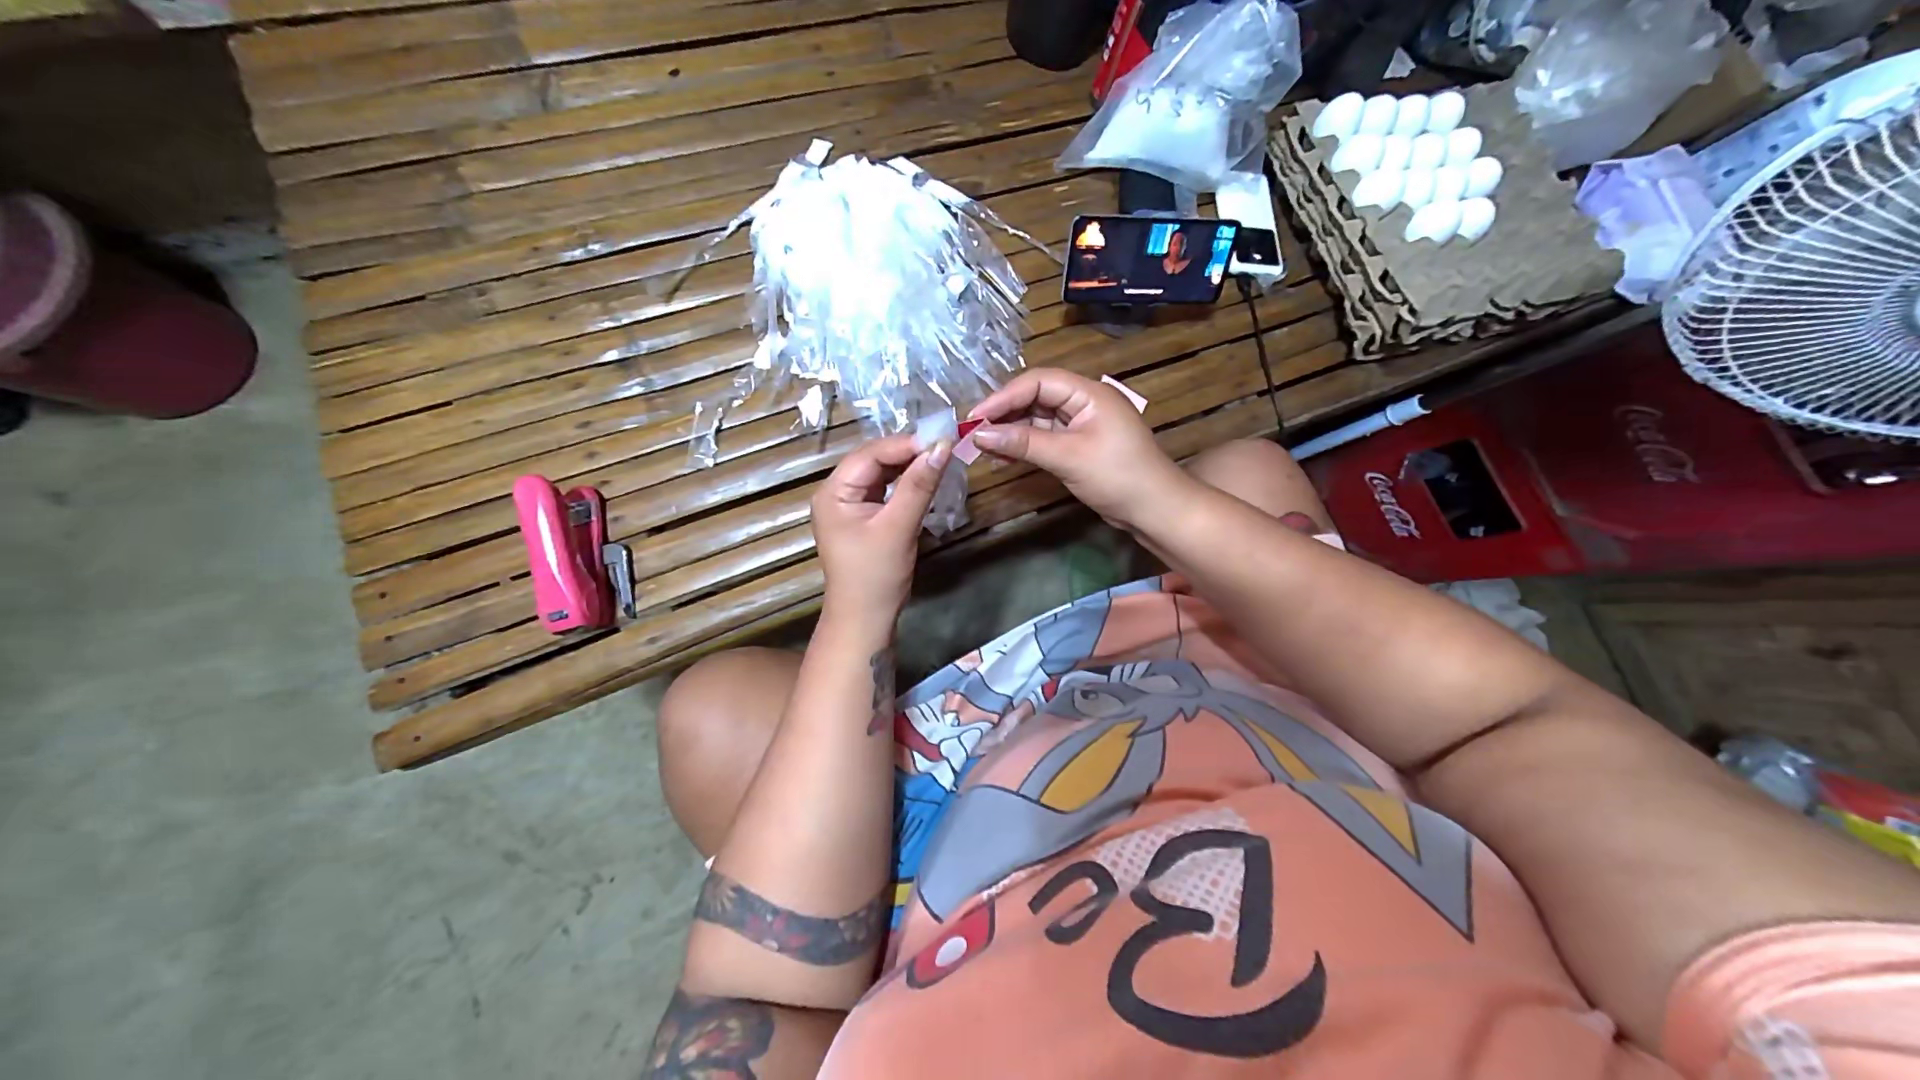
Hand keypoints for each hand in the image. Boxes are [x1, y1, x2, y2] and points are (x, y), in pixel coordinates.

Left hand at [811, 433, 950, 630]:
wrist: (865, 620)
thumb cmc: (876, 575)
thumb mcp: (899, 527)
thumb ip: (919, 485)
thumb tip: (942, 446)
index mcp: (833, 492)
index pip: (870, 454)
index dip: (906, 443)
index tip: (942, 439)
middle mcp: (836, 492)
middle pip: (875, 460)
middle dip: (908, 452)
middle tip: (945, 446)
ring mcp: (849, 505)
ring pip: (882, 473)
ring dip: (909, 466)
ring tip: (940, 458)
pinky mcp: (863, 517)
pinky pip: (885, 490)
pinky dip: (906, 484)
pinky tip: (926, 478)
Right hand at [967, 369, 1191, 531]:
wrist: (1154, 510)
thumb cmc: (1117, 476)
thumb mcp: (1067, 457)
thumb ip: (1023, 442)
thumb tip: (980, 433)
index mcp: (1088, 393)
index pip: (1037, 381)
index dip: (1003, 397)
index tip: (974, 416)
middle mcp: (1084, 402)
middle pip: (1035, 397)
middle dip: (1003, 414)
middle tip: (972, 432)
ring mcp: (1081, 424)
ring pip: (1036, 419)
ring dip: (1010, 432)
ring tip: (981, 447)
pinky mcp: (1078, 445)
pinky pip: (1044, 438)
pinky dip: (1023, 446)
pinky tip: (1002, 457)